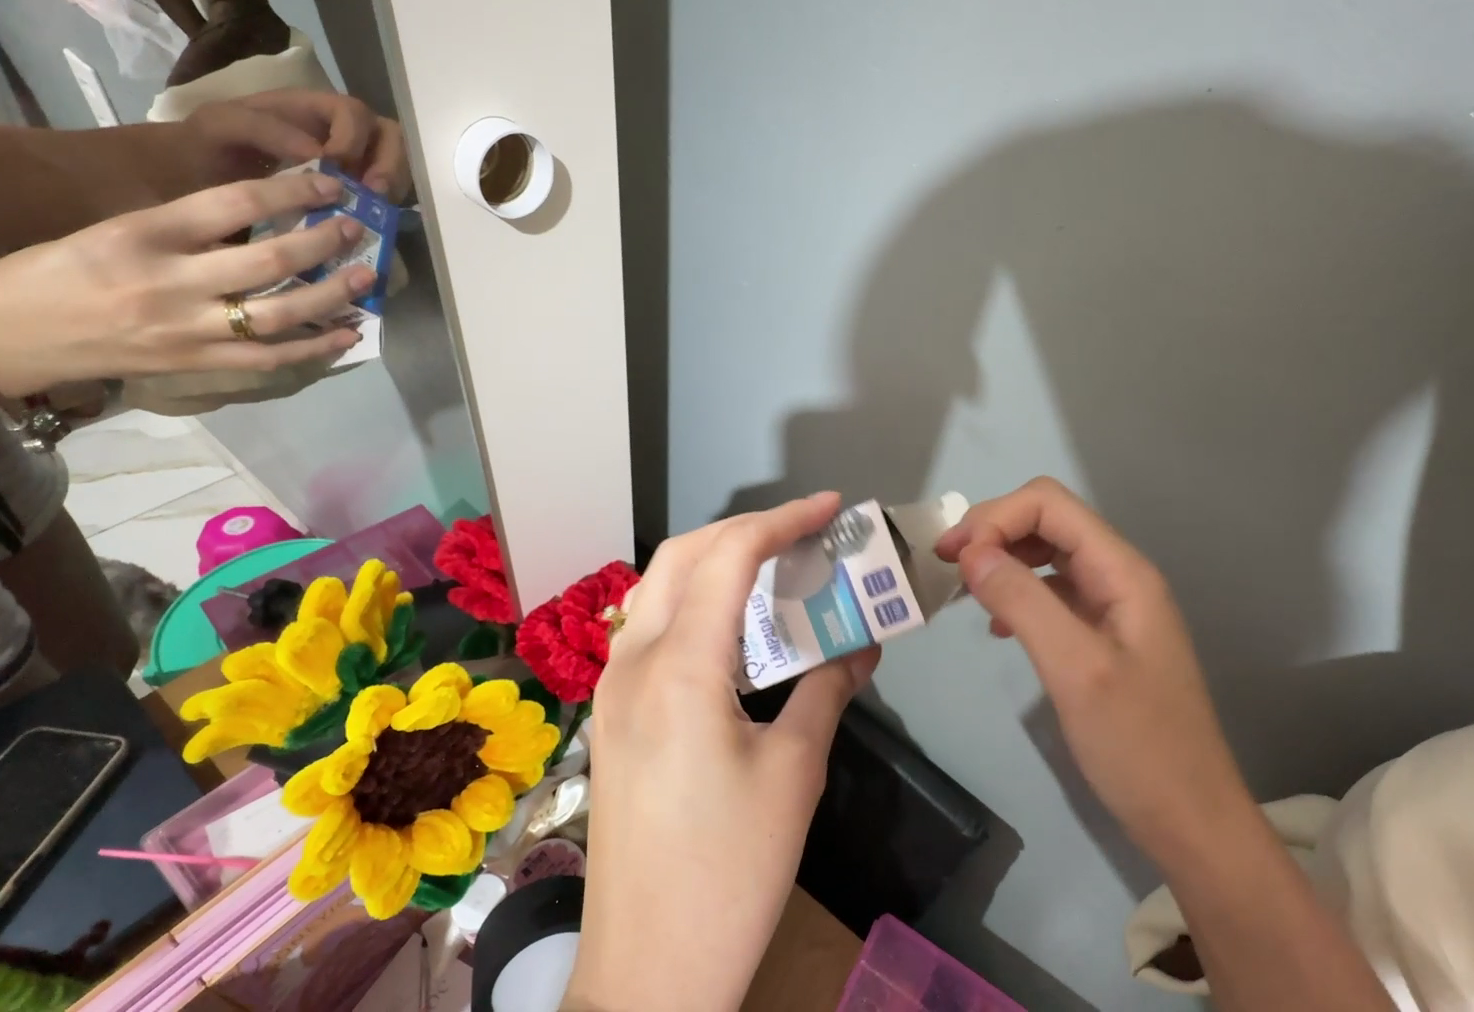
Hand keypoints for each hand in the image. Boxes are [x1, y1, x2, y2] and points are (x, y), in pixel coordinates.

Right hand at [0, 172, 375, 397]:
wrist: (4, 335)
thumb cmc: (58, 272)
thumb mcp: (115, 231)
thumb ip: (186, 228)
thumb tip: (265, 220)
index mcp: (143, 233)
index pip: (234, 203)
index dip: (292, 192)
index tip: (330, 186)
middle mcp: (171, 281)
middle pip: (271, 260)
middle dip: (324, 242)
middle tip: (357, 230)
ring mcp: (188, 329)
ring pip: (280, 312)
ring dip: (332, 295)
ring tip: (366, 278)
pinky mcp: (197, 366)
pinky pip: (270, 358)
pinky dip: (314, 347)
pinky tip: (347, 335)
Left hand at [183, 90, 410, 199]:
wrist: (195, 177)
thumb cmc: (208, 146)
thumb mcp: (221, 125)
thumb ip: (263, 128)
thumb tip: (319, 153)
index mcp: (313, 109)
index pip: (355, 114)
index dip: (353, 141)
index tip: (334, 169)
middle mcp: (342, 133)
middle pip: (390, 137)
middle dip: (389, 166)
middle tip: (373, 195)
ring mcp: (354, 165)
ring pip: (397, 167)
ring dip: (393, 189)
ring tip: (374, 212)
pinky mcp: (356, 194)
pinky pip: (387, 197)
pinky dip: (386, 209)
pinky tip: (368, 223)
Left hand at [566, 494, 879, 1011]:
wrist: (649, 965)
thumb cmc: (731, 871)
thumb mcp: (795, 774)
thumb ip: (827, 690)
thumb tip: (862, 645)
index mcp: (679, 669)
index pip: (729, 557)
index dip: (784, 520)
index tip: (832, 508)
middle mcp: (632, 663)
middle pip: (682, 555)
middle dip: (745, 529)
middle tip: (805, 535)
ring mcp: (611, 689)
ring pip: (659, 588)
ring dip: (715, 563)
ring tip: (776, 570)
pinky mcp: (611, 716)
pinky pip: (650, 629)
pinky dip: (695, 604)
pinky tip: (736, 630)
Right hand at [935, 477, 1245, 850]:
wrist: (1189, 817)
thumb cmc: (1138, 745)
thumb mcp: (1075, 670)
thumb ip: (1023, 603)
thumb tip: (970, 554)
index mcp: (1122, 572)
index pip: (1049, 505)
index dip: (995, 518)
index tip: (951, 558)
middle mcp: (1119, 577)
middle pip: (1048, 521)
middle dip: (994, 531)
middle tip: (945, 566)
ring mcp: (1113, 608)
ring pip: (1047, 555)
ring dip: (1002, 560)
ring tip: (962, 590)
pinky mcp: (1102, 638)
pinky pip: (1052, 593)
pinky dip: (1017, 594)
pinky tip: (997, 627)